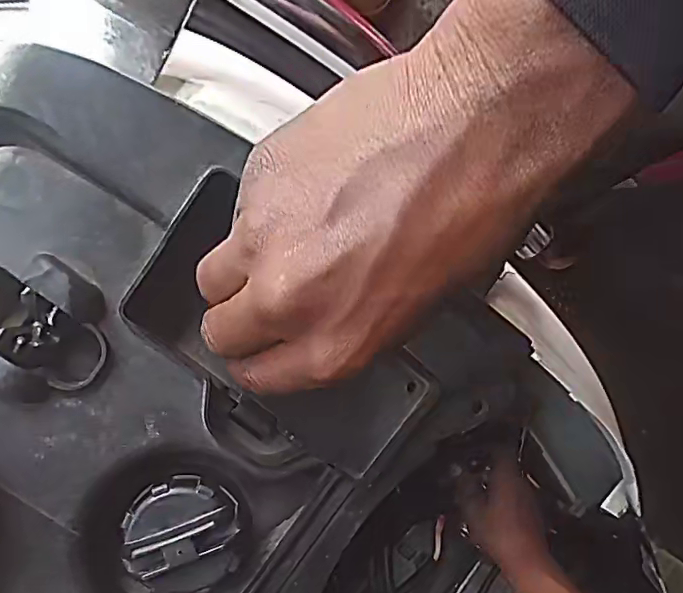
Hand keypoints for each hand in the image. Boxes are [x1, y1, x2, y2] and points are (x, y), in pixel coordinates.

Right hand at [196, 0, 633, 393]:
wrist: (471, 126)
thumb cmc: (466, 216)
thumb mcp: (413, 315)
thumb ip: (345, 334)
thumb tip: (315, 333)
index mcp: (334, 346)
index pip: (257, 377)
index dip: (258, 365)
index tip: (260, 352)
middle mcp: (291, 300)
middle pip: (220, 331)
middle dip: (237, 323)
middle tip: (263, 303)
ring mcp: (265, 237)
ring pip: (212, 275)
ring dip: (237, 271)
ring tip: (281, 250)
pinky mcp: (257, 176)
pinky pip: (235, 213)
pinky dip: (258, 214)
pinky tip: (302, 201)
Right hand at [456, 447, 553, 579]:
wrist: (525, 560)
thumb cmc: (502, 537)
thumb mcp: (473, 512)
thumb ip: (466, 490)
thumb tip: (461, 477)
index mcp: (507, 478)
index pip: (500, 450)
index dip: (486, 448)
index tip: (476, 450)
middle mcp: (522, 484)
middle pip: (505, 466)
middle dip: (488, 469)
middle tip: (473, 473)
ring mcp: (529, 498)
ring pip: (511, 482)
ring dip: (496, 485)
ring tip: (480, 494)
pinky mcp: (532, 512)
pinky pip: (516, 498)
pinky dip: (504, 499)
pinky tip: (493, 513)